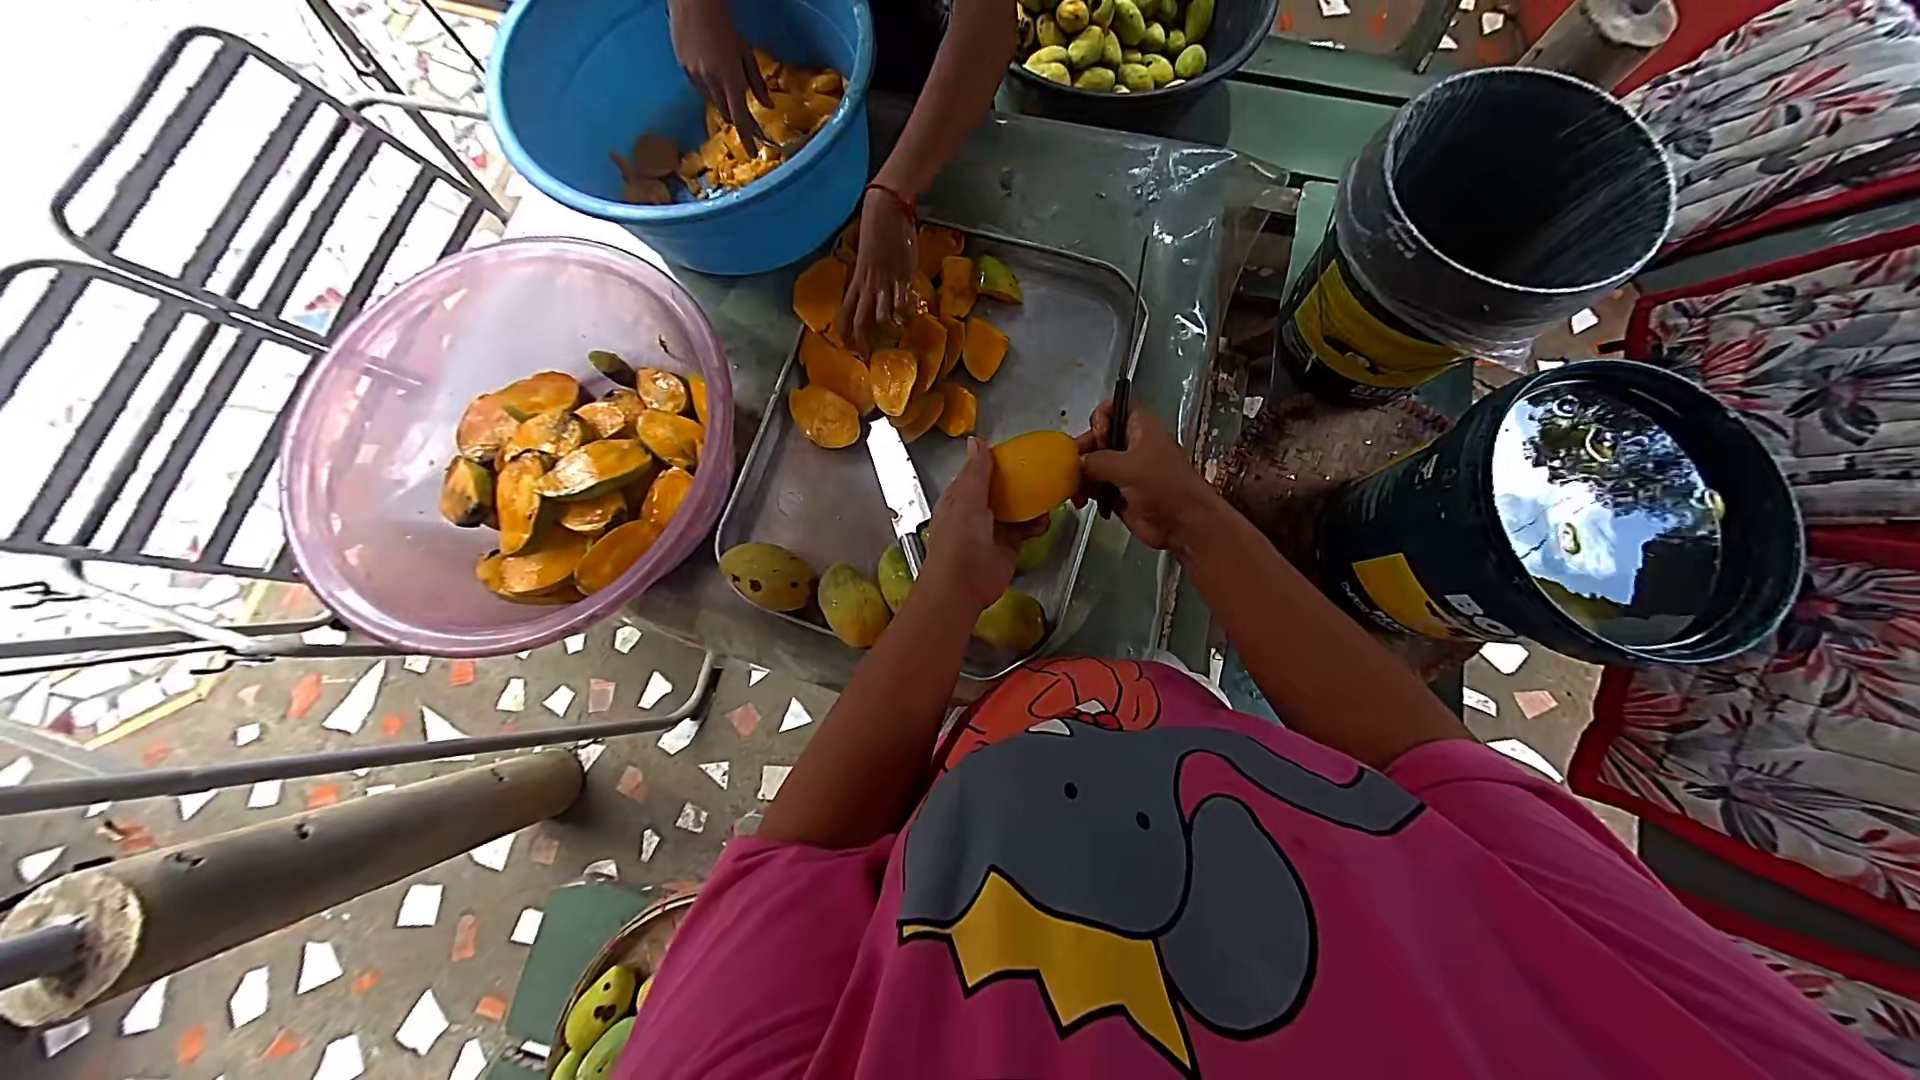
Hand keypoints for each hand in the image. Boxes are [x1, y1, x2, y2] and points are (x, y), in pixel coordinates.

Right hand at [668, 0, 772, 156]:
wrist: (693, 1)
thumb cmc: (725, 24)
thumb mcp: (746, 53)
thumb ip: (757, 82)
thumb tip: (768, 105)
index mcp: (730, 79)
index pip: (740, 119)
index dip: (747, 138)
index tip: (753, 153)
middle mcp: (711, 82)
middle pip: (726, 113)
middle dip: (736, 118)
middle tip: (746, 118)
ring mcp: (695, 76)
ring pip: (712, 102)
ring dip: (722, 102)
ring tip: (726, 86)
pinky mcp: (683, 68)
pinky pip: (699, 88)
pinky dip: (709, 88)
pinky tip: (711, 73)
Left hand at [837, 188, 916, 352]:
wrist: (889, 210)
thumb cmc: (877, 227)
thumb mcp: (867, 255)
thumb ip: (869, 274)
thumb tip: (873, 287)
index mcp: (857, 279)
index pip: (846, 312)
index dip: (845, 332)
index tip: (847, 346)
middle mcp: (869, 285)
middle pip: (861, 321)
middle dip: (863, 343)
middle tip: (867, 357)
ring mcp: (886, 283)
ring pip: (883, 317)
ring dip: (889, 329)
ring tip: (896, 333)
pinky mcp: (902, 278)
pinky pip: (902, 304)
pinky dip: (906, 314)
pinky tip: (909, 316)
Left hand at [919, 438, 1049, 611]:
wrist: (962, 587)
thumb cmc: (958, 542)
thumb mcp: (966, 500)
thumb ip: (975, 472)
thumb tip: (976, 441)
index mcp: (960, 496)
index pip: (980, 472)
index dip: (998, 461)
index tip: (1021, 451)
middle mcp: (976, 510)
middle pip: (1002, 488)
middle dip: (1020, 481)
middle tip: (1042, 471)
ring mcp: (993, 528)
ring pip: (1017, 508)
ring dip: (1033, 502)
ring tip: (1048, 496)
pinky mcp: (1009, 545)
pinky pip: (1026, 528)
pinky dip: (1037, 523)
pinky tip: (1044, 521)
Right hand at [1075, 402, 1221, 554]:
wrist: (1183, 523)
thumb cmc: (1165, 486)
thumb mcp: (1127, 466)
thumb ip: (1097, 461)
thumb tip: (1079, 463)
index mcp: (1141, 428)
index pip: (1116, 408)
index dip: (1101, 418)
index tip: (1098, 435)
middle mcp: (1132, 446)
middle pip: (1098, 438)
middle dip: (1083, 451)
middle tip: (1074, 464)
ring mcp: (1125, 471)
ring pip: (1093, 465)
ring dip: (1080, 475)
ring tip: (1075, 488)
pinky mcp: (1119, 493)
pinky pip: (1095, 487)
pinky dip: (1085, 492)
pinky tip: (1080, 500)